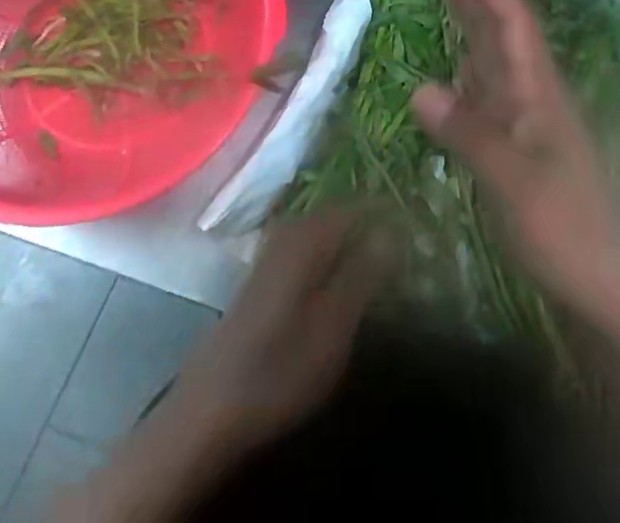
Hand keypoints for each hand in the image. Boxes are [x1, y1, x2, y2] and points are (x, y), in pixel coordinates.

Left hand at [166, 210, 382, 454]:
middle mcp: (283, 239)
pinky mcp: (261, 281)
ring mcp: (268, 259)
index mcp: (303, 242)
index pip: (353, 207)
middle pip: (334, 216)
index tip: (414, 229)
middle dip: (368, 224)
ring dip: (348, 242)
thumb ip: (362, 275)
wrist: (206, 412)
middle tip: (403, 246)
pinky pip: (304, 251)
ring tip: (379, 263)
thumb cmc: (277, 373)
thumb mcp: (333, 328)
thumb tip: (390, 232)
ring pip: (318, 234)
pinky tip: (338, 282)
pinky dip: (328, 257)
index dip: (384, 213)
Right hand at [411, 0, 619, 314]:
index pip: (515, 28)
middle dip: (479, 0)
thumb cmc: (567, 229)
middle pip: (505, 39)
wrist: (608, 285)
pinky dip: (470, 81)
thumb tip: (419, 88)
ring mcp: (529, 128)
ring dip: (475, 33)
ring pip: (497, 67)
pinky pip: (489, 103)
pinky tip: (456, 76)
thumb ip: (469, 133)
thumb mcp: (514, 180)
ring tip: (450, 5)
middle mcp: (535, 102)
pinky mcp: (520, 155)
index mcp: (540, 96)